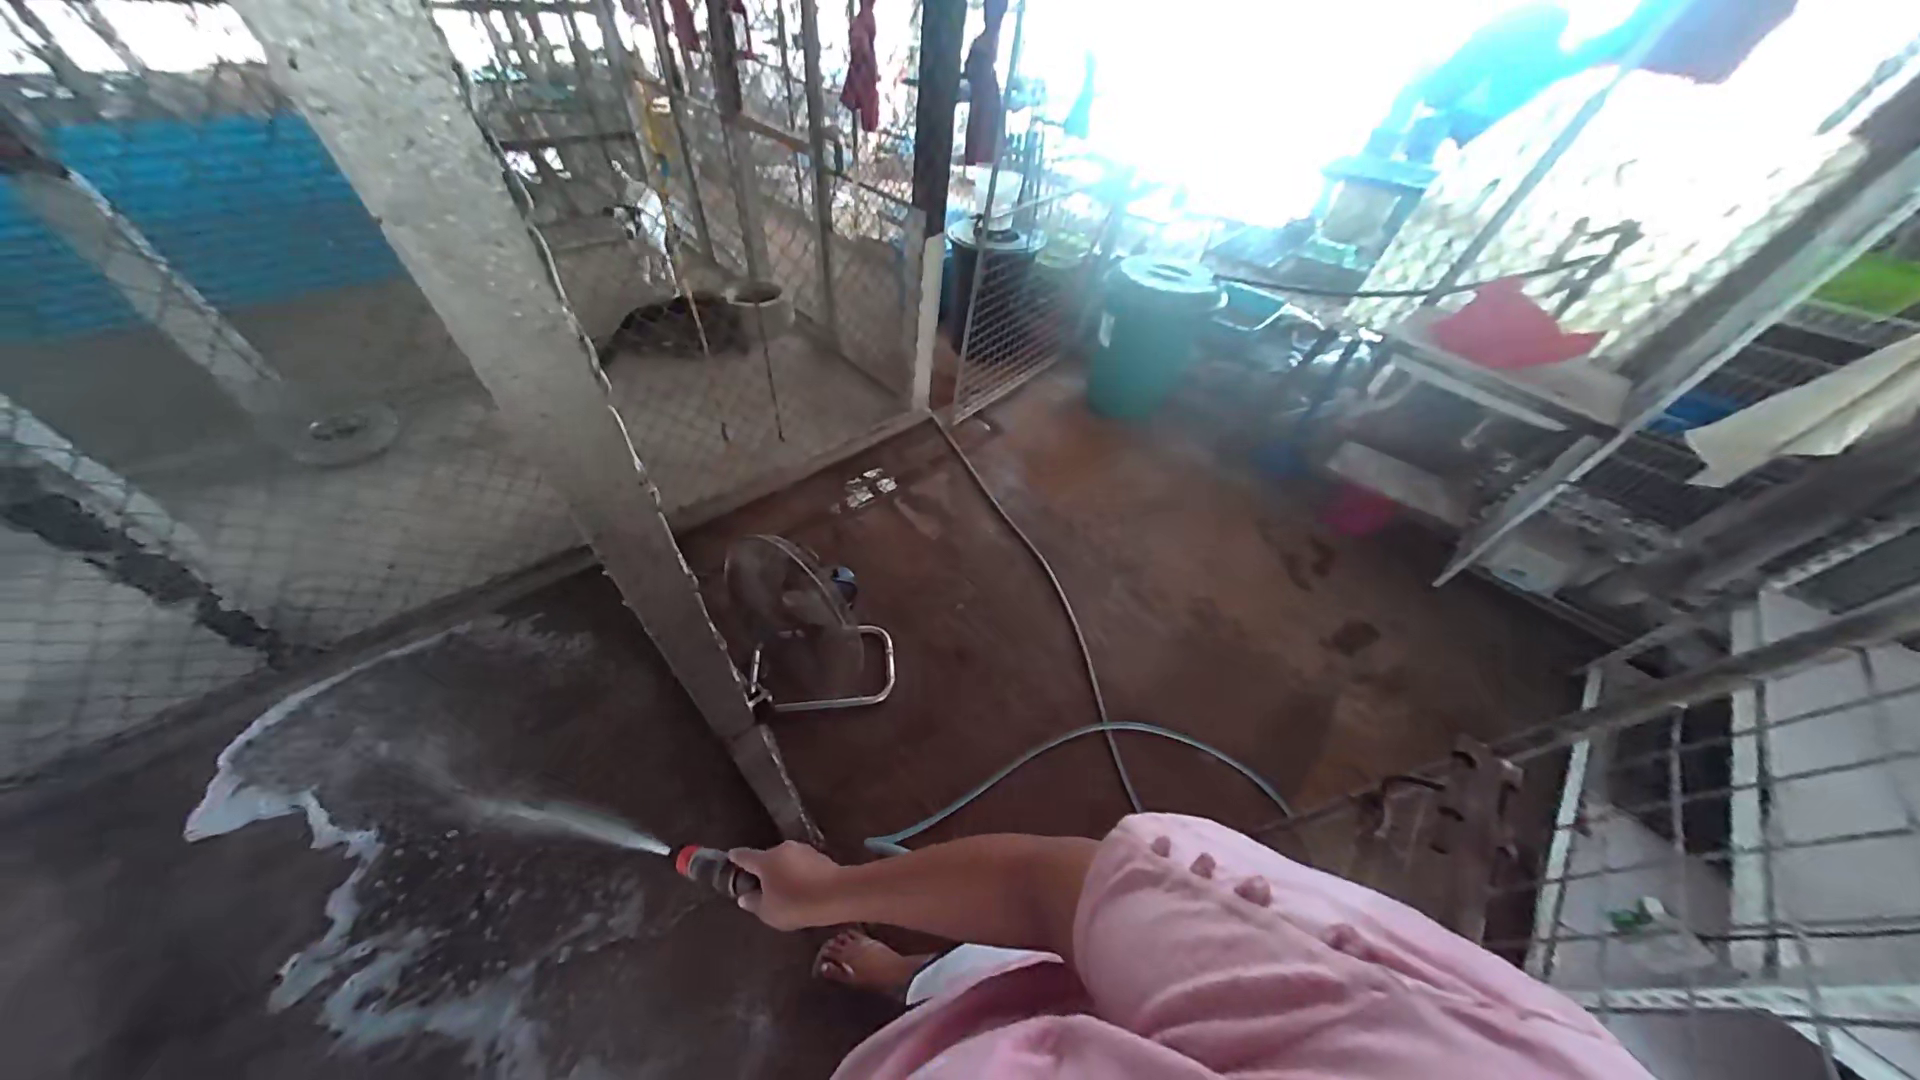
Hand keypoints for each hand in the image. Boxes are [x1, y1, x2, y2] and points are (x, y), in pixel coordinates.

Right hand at [728, 841, 844, 929]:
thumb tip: (745, 896)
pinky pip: (801, 864)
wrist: (834, 893)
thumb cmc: (795, 903)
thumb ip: (753, 902)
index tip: (731, 856)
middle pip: (767, 858)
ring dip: (782, 871)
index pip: (746, 856)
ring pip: (786, 860)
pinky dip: (797, 873)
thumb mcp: (768, 911)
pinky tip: (801, 889)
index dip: (737, 857)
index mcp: (766, 860)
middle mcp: (784, 848)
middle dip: (763, 870)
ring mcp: (803, 849)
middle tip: (761, 887)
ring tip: (784, 892)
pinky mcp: (819, 855)